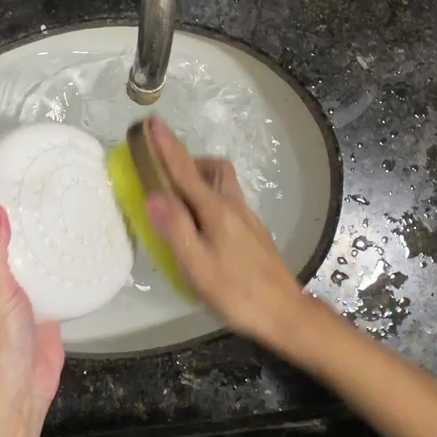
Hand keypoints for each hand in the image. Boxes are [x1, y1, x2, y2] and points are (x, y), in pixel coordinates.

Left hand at [0, 204, 64, 430]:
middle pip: (8, 248)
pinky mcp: (41, 311)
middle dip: (25, 227)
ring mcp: (16, 299)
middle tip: (51, 194)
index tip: (19, 187)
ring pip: (30, 264)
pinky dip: (61, 268)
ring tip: (68, 212)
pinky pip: (50, 283)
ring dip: (45, 246)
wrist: (19, 395)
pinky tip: (78, 247)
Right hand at [142, 118, 309, 341]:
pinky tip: (202, 226)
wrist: (285, 313)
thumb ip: (175, 228)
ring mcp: (247, 220)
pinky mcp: (253, 234)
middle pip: (213, 169)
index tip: (151, 123)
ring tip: (179, 199)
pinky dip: (210, 200)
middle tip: (165, 173)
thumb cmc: (237, 293)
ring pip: (224, 185)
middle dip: (189, 161)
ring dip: (201, 179)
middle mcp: (234, 207)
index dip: (166, 146)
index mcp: (216, 211)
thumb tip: (152, 194)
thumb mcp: (198, 265)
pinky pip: (228, 202)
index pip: (185, 171)